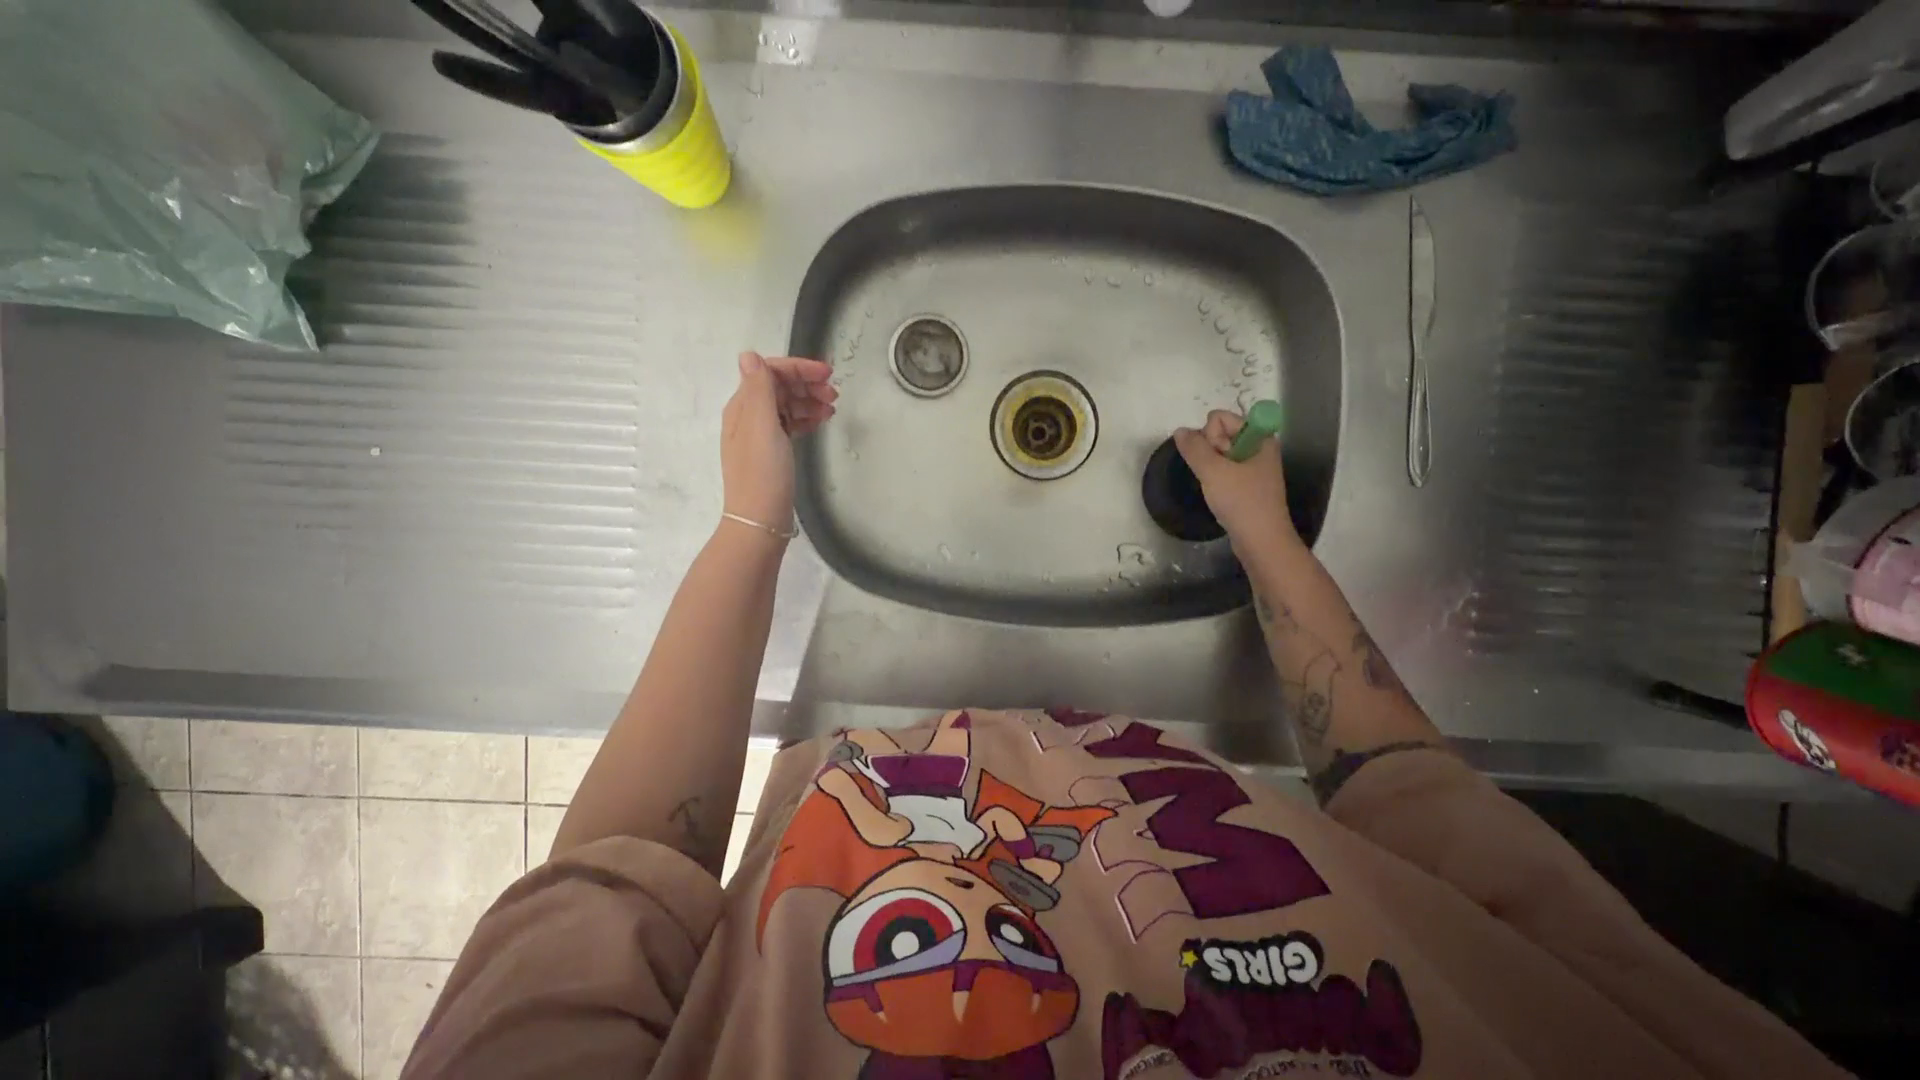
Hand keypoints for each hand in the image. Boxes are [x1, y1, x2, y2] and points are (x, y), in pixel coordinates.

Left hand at [721, 351, 835, 528]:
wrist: (759, 520)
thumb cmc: (762, 472)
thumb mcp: (761, 425)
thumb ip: (758, 389)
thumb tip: (749, 354)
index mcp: (742, 406)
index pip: (769, 372)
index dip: (798, 369)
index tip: (828, 374)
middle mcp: (747, 417)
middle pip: (778, 387)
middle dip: (806, 384)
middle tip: (834, 395)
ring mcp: (759, 436)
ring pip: (786, 405)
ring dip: (808, 401)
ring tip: (831, 409)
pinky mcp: (771, 452)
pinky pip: (789, 424)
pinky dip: (805, 418)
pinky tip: (820, 422)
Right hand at [1172, 409, 1296, 546]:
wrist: (1262, 541)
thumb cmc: (1242, 502)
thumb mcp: (1213, 472)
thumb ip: (1194, 448)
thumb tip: (1180, 431)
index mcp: (1259, 437)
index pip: (1221, 418)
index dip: (1210, 436)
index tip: (1217, 460)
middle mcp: (1259, 447)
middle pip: (1220, 433)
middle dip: (1210, 451)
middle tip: (1217, 475)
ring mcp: (1254, 467)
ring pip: (1219, 454)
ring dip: (1210, 467)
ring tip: (1216, 487)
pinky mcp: (1248, 484)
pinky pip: (1224, 469)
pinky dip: (1216, 478)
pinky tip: (1218, 494)